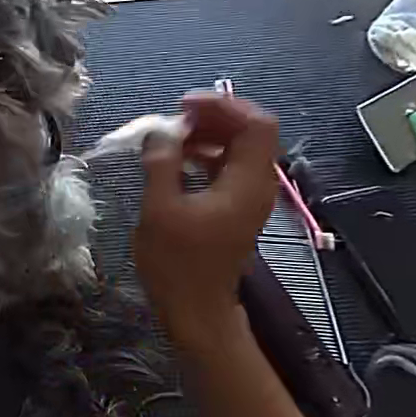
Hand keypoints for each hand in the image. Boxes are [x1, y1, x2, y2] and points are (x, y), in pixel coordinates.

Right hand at [133, 93, 279, 345]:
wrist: (196, 311)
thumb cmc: (178, 263)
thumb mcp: (160, 210)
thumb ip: (162, 164)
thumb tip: (160, 131)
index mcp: (246, 183)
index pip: (255, 124)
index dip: (223, 105)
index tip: (183, 105)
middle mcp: (256, 186)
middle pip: (250, 133)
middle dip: (214, 118)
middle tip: (174, 119)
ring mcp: (247, 199)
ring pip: (238, 151)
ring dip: (208, 137)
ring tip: (171, 138)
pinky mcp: (234, 210)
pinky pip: (228, 169)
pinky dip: (206, 157)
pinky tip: (177, 162)